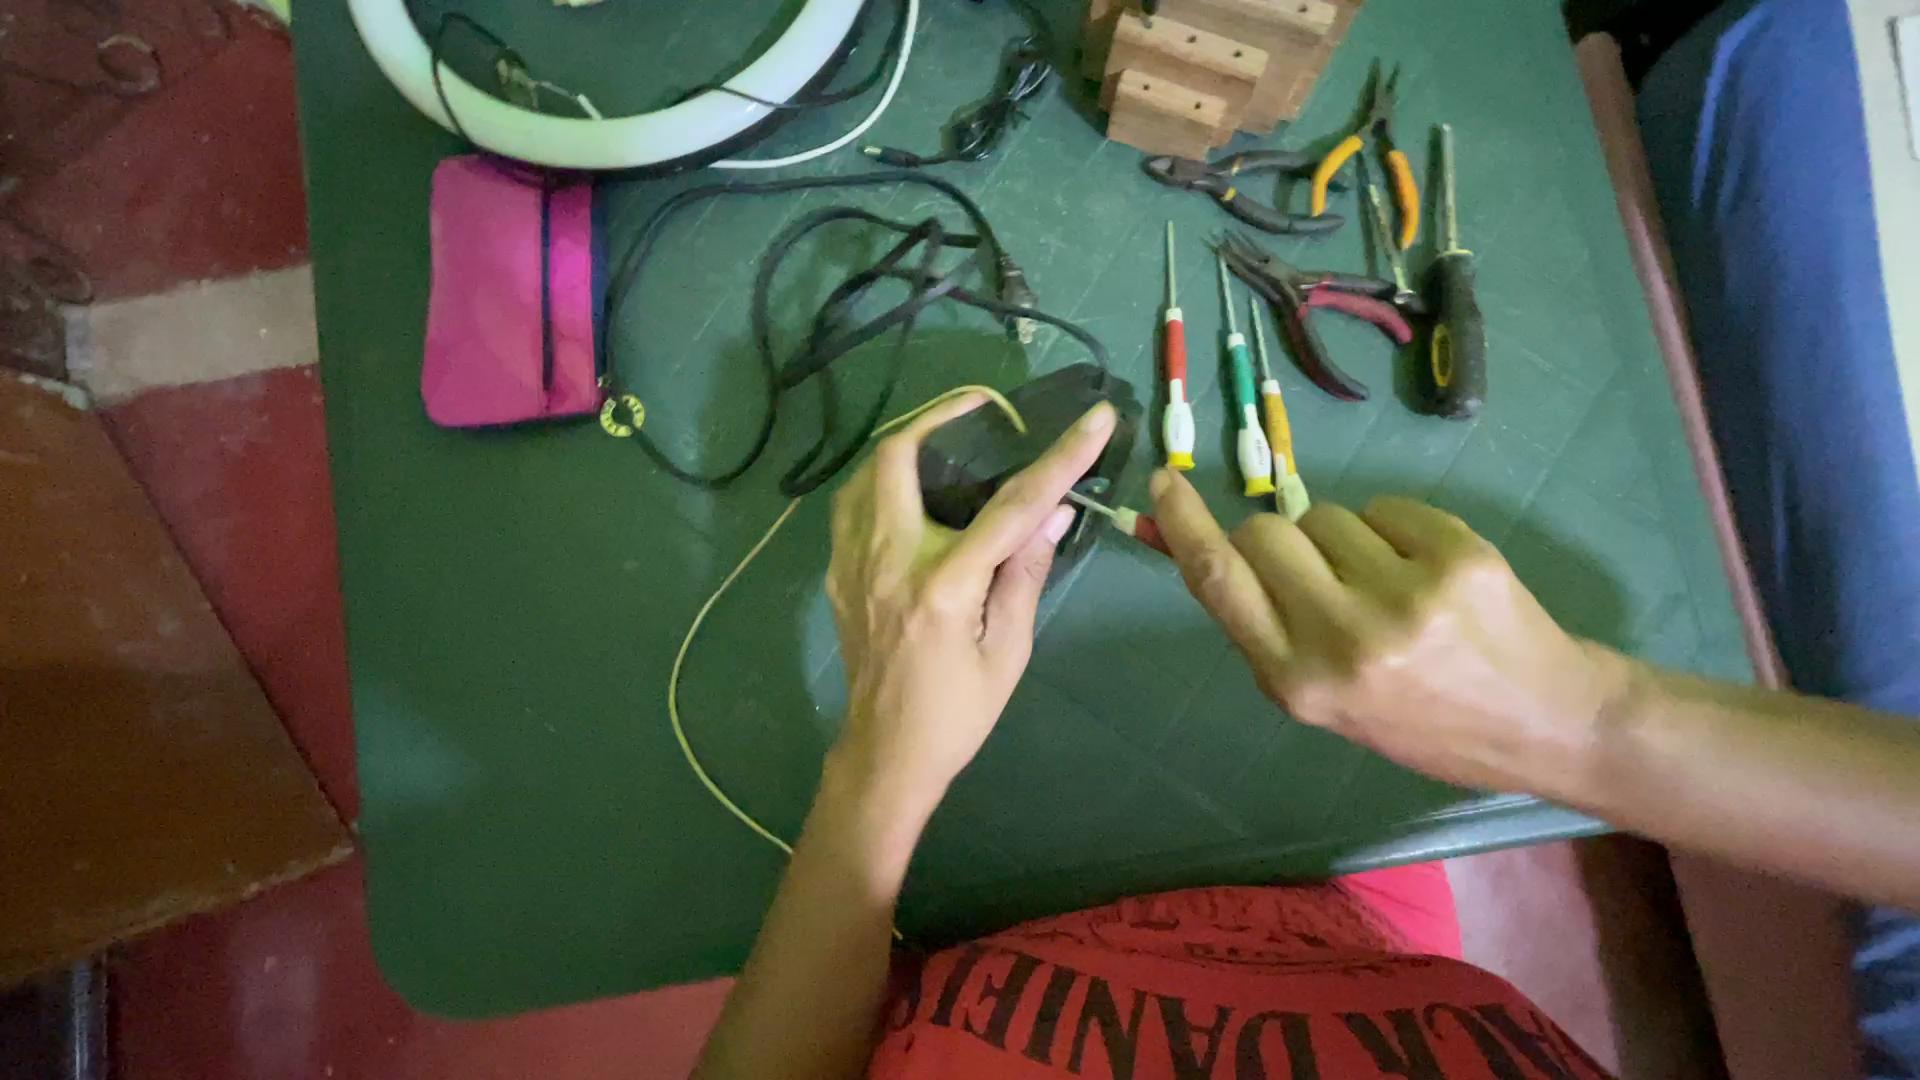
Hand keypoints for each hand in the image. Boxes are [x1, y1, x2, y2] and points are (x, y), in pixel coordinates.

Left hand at [824, 396, 1117, 824]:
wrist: (885, 753)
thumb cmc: (957, 711)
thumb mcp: (1009, 650)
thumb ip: (1025, 573)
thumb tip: (1055, 512)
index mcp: (942, 585)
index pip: (1010, 506)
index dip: (1060, 459)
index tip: (1094, 419)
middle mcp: (887, 560)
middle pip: (897, 458)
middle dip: (939, 417)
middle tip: (980, 409)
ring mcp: (851, 565)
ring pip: (864, 475)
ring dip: (905, 446)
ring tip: (944, 443)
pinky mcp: (837, 575)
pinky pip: (851, 507)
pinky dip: (880, 483)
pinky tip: (907, 492)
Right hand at [1149, 469, 1630, 797]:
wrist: (1545, 724)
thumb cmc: (1413, 718)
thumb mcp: (1317, 696)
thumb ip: (1258, 623)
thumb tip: (1192, 548)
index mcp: (1296, 680)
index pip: (1218, 581)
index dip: (1183, 525)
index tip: (1164, 483)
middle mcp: (1341, 638)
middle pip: (1264, 532)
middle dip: (1275, 538)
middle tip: (1313, 571)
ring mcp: (1402, 596)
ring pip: (1323, 515)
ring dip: (1339, 539)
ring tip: (1384, 585)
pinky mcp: (1457, 557)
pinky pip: (1384, 506)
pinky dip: (1391, 528)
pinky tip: (1423, 571)